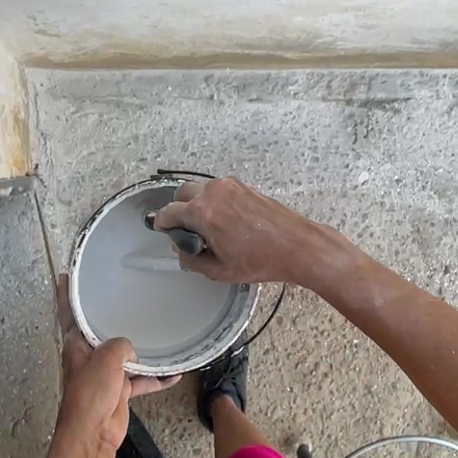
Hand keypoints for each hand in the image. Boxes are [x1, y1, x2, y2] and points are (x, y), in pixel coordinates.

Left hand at [54, 274, 178, 456]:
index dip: (65, 294)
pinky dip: (155, 378)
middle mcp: (88, 357)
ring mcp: (104, 375)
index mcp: (76, 345)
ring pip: (124, 356)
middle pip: (99, 332)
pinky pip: (140, 380)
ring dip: (141, 350)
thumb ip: (121, 345)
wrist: (93, 432)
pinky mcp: (118, 392)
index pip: (69, 313)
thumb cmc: (91, 393)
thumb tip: (131, 350)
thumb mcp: (107, 357)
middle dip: (109, 318)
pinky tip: (174, 374)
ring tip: (160, 335)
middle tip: (122, 298)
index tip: (64, 276)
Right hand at [150, 176, 357, 288]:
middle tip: (183, 229)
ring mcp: (230, 187)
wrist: (297, 246)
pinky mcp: (244, 187)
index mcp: (202, 212)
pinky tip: (224, 221)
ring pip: (200, 190)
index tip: (161, 227)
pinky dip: (213, 201)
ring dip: (196, 204)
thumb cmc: (262, 259)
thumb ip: (191, 259)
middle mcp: (213, 193)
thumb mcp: (219, 270)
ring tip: (206, 227)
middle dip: (178, 209)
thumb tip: (182, 249)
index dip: (162, 222)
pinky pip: (219, 190)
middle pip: (181, 194)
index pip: (169, 212)